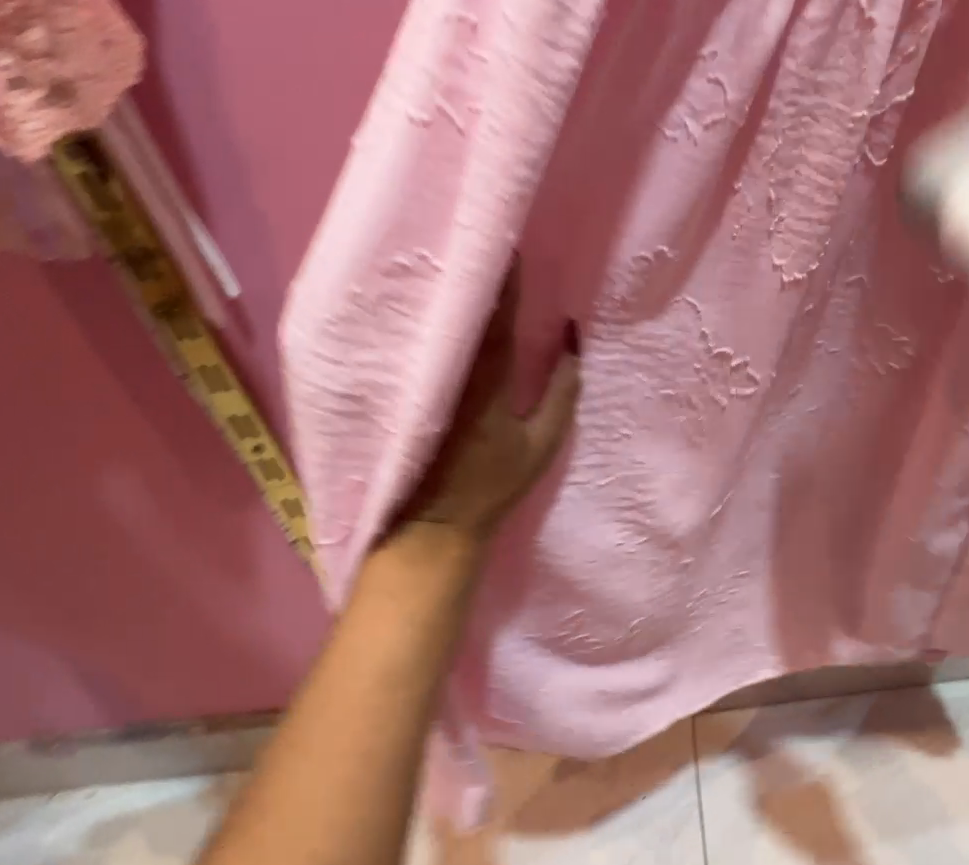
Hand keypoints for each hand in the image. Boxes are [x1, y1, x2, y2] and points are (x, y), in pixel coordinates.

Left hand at [385, 266, 581, 550]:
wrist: (432, 524)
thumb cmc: (492, 486)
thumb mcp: (541, 446)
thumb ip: (561, 394)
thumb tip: (572, 344)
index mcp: (486, 386)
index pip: (495, 322)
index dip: (504, 284)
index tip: (511, 246)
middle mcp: (447, 375)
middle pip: (456, 313)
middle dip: (469, 274)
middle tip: (479, 235)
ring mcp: (418, 381)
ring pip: (431, 323)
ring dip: (445, 290)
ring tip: (456, 256)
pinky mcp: (397, 389)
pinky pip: (413, 342)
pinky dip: (423, 317)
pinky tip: (428, 297)